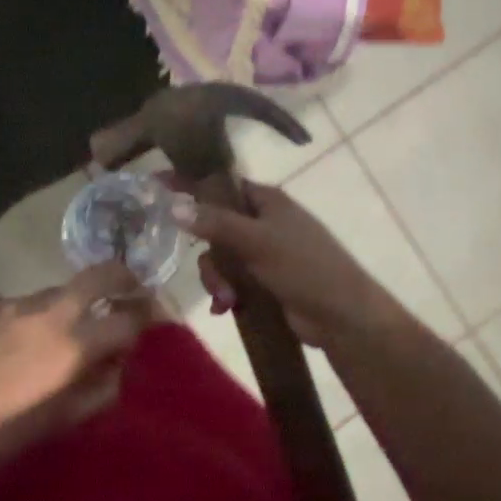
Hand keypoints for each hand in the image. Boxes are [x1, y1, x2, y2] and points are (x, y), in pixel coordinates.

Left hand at [0, 263, 152, 461]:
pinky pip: (24, 304)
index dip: (146, 317)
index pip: (127, 318)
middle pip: (99, 276)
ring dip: (71, 306)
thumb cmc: (12, 432)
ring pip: (58, 292)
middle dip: (122, 280)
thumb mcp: (71, 415)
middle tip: (130, 293)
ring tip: (63, 335)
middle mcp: (48, 311)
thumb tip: (117, 359)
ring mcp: (15, 303)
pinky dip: (36, 317)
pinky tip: (23, 343)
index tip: (151, 319)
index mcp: (75, 343)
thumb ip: (104, 382)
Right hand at [180, 180, 411, 348]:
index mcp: (266, 200)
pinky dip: (226, 293)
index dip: (190, 183)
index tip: (157, 186)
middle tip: (214, 277)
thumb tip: (173, 207)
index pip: (220, 183)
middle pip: (214, 226)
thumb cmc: (306, 267)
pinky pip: (231, 280)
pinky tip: (226, 309)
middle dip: (209, 256)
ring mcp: (264, 252)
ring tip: (228, 300)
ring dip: (218, 280)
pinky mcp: (265, 280)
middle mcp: (263, 221)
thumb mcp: (257, 241)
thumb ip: (215, 223)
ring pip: (220, 258)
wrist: (343, 317)